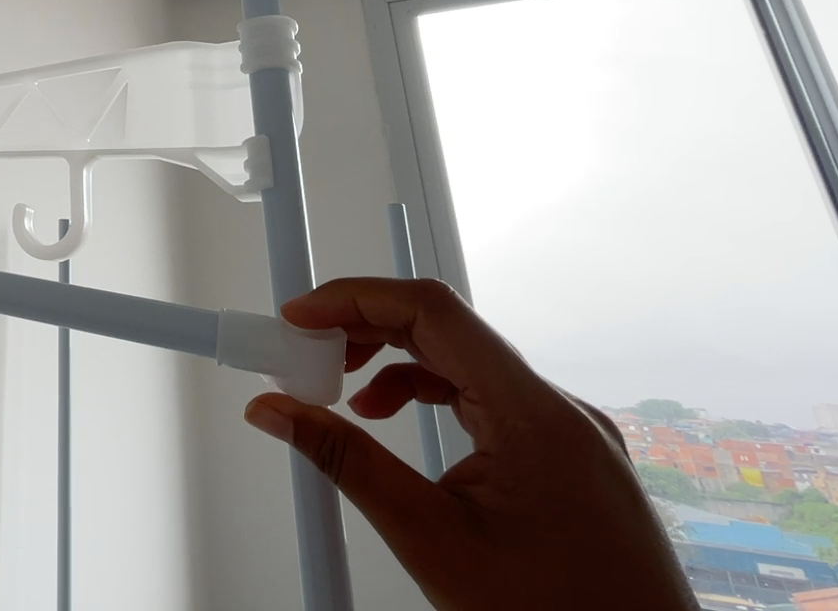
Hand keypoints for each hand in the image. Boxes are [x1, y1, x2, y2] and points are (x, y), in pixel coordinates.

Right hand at [242, 278, 695, 610]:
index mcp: (535, 416)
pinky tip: (384, 416)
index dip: (355, 299)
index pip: (431, 311)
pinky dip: (417, 388)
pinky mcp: (558, 451)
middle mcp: (556, 409)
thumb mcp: (429, 537)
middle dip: (361, 327)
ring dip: (386, 357)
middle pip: (439, 326)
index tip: (301, 316)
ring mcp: (562, 429)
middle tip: (305, 348)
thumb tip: (275, 412)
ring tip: (336, 385)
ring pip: (455, 356)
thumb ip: (343, 459)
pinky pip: (475, 391)